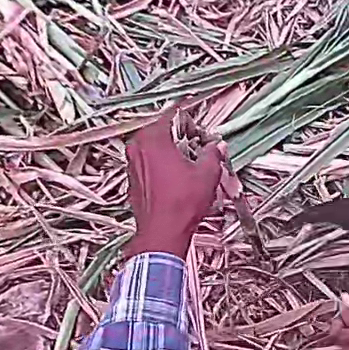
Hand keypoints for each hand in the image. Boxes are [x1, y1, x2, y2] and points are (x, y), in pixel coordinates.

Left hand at [124, 109, 228, 258]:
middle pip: (161, 132)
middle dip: (181, 138)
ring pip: (154, 149)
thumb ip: (213, 154)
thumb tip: (216, 147)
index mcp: (153, 138)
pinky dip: (162, 168)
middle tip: (198, 148)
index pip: (172, 115)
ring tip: (190, 166)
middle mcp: (137, 148)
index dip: (190, 121)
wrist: (162, 233)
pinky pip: (148, 166)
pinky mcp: (132, 182)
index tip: (199, 127)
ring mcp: (132, 165)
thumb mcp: (207, 175)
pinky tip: (177, 181)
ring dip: (171, 153)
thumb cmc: (180, 205)